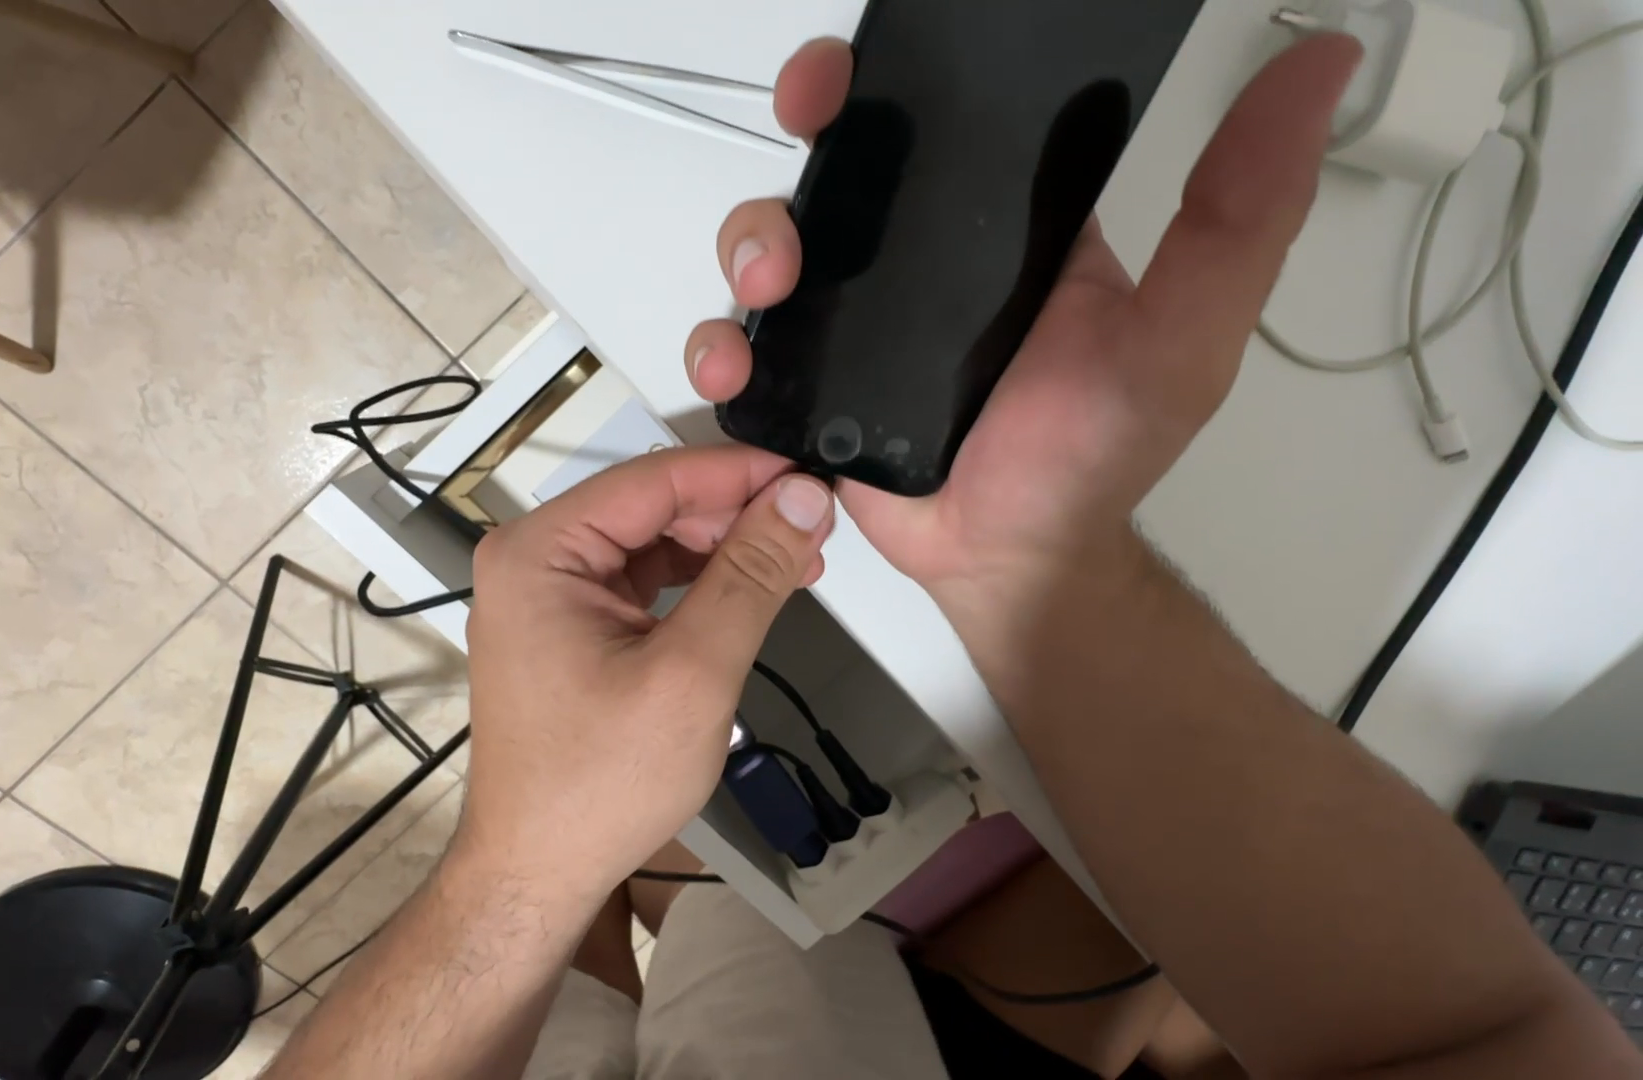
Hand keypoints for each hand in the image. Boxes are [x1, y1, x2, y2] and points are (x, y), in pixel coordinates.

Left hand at [455, 447, 835, 903]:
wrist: (541, 871)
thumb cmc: (600, 785)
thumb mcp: (692, 672)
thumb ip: (751, 575)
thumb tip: (800, 497)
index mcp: (539, 551)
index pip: (654, 479)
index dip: (738, 473)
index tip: (807, 477)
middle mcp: (533, 558)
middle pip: (651, 506)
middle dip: (734, 514)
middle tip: (810, 528)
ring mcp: (548, 592)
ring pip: (651, 540)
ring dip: (722, 547)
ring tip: (794, 561)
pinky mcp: (569, 624)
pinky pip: (641, 579)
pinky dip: (696, 581)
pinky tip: (746, 589)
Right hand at [686, 37, 1359, 619]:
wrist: (1009, 554)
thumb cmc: (1092, 453)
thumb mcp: (1184, 330)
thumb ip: (1238, 213)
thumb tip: (1316, 64)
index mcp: (988, 232)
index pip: (925, 131)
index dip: (875, 89)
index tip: (843, 80)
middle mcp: (904, 272)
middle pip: (825, 186)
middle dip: (791, 165)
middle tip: (798, 181)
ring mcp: (845, 335)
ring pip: (766, 261)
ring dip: (745, 257)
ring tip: (766, 294)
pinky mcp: (806, 395)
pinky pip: (746, 358)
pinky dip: (720, 355)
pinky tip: (732, 371)